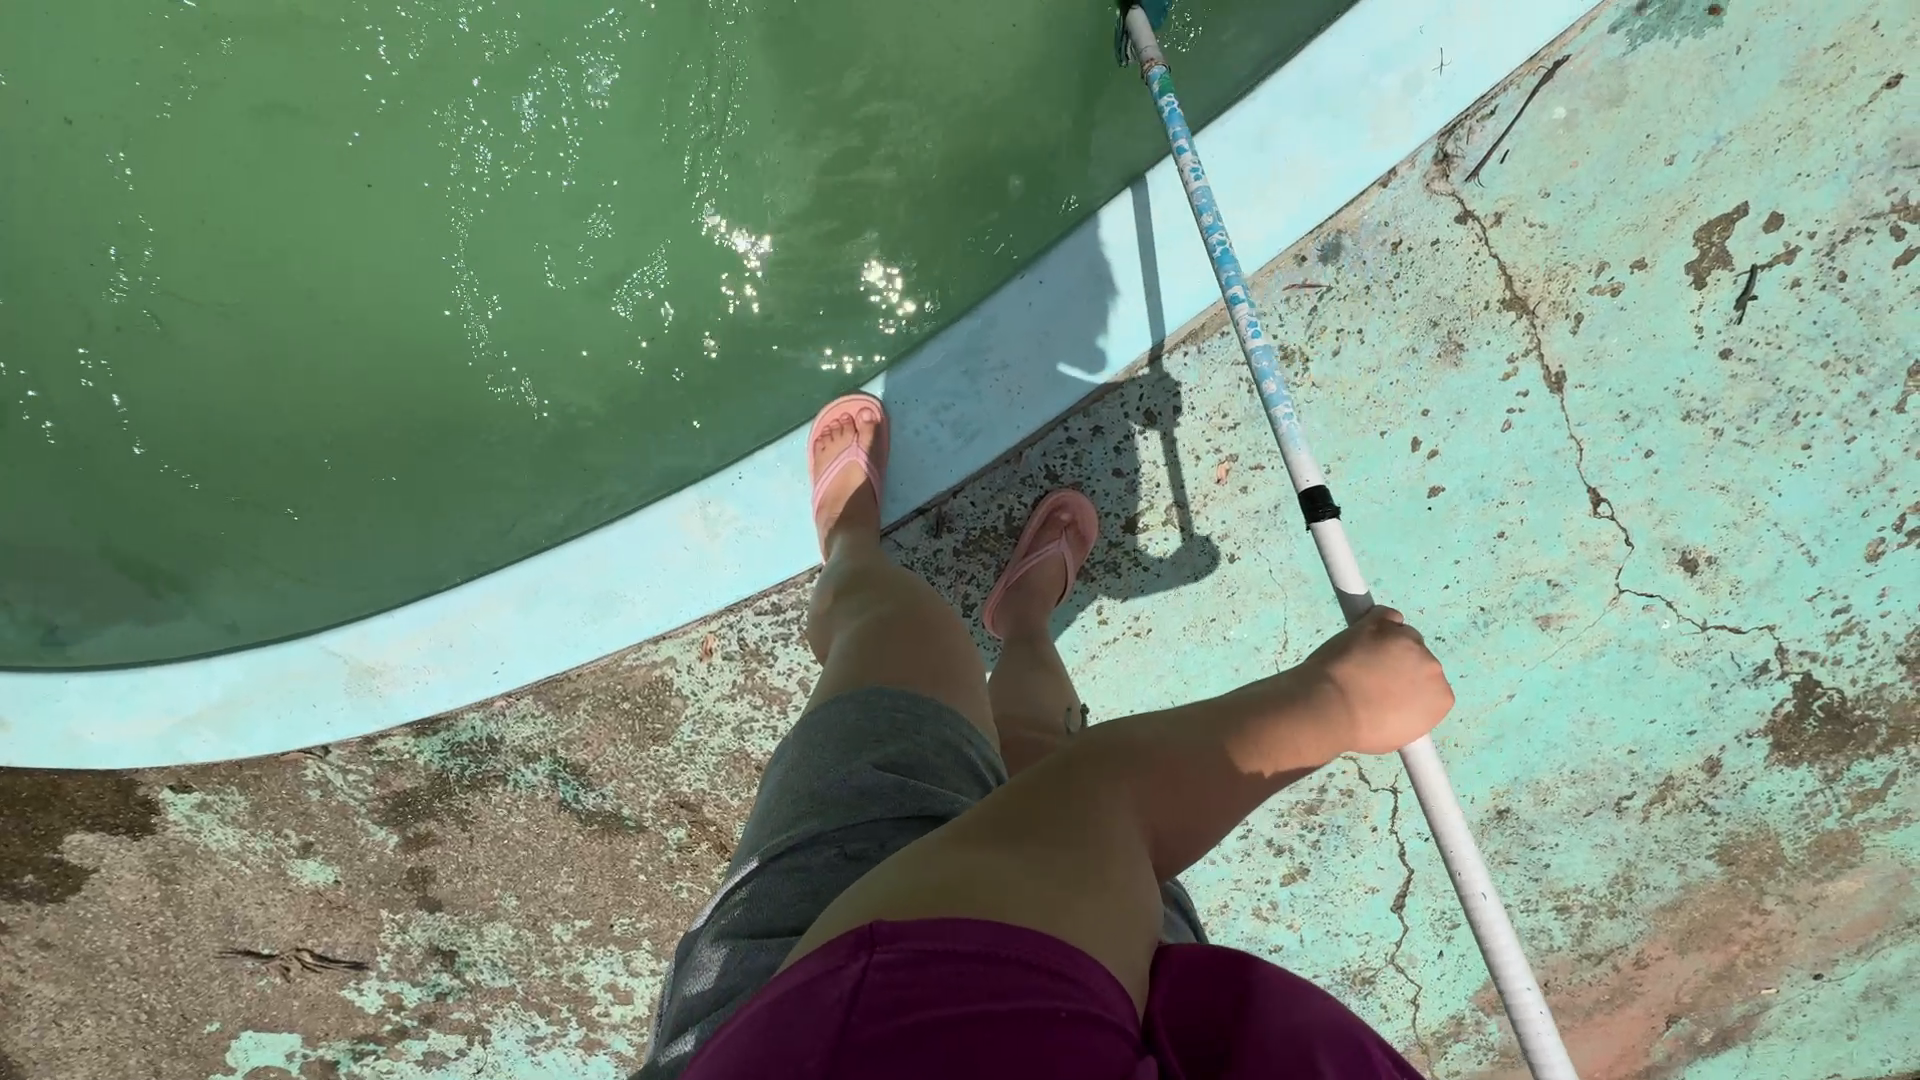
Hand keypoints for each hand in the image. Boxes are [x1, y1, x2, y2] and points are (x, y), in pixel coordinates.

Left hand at [1296, 607, 1453, 755]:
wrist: (1330, 707)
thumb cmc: (1360, 729)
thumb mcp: (1398, 733)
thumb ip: (1410, 712)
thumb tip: (1400, 703)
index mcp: (1441, 697)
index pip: (1430, 685)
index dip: (1407, 686)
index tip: (1387, 690)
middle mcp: (1432, 667)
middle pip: (1418, 658)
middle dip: (1397, 664)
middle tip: (1368, 675)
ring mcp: (1406, 642)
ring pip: (1402, 635)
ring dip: (1385, 643)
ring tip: (1357, 658)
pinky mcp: (1380, 624)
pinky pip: (1385, 615)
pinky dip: (1376, 621)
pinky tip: (1363, 632)